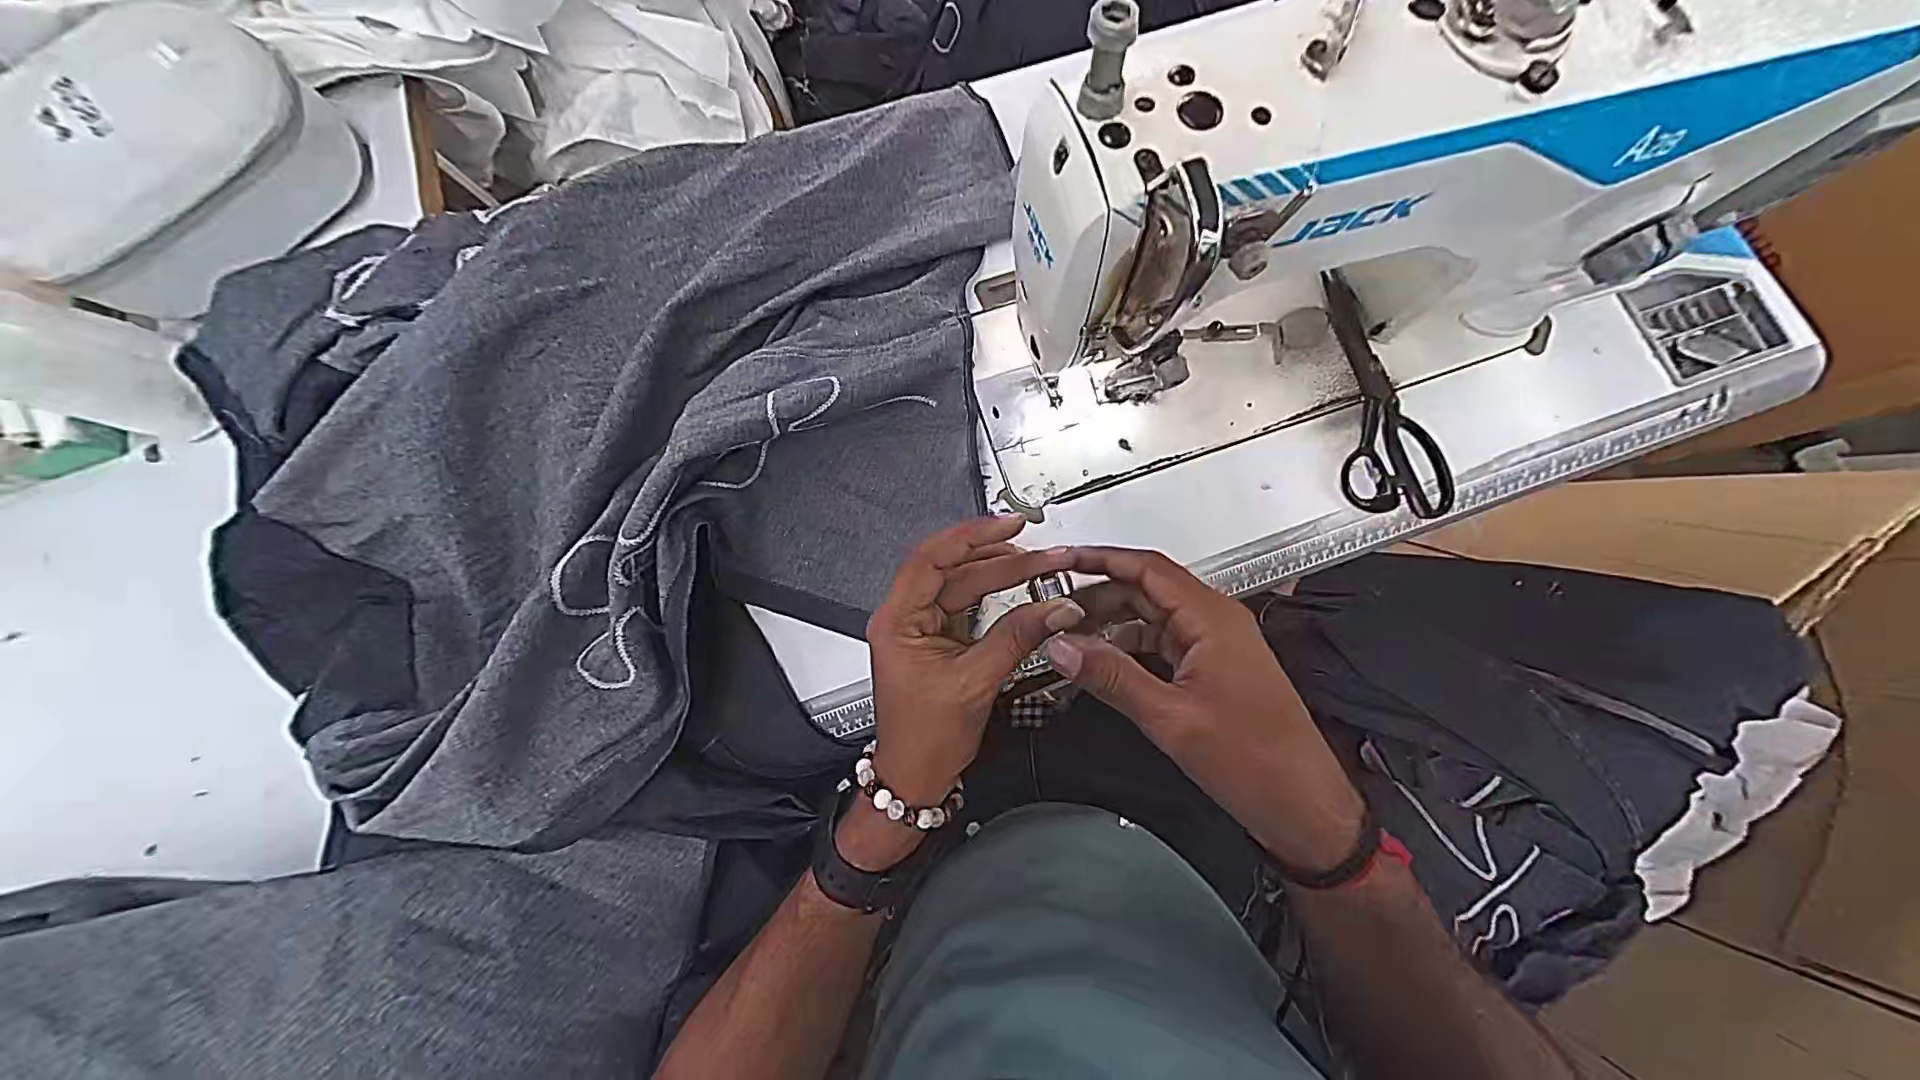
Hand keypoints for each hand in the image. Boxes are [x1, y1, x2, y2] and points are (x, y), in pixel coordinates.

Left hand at [842, 516, 1081, 869]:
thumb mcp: (975, 683)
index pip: (932, 559)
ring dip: (1001, 573)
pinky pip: (969, 604)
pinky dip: (997, 594)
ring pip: (963, 584)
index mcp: (898, 622)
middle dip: (1000, 557)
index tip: (1007, 525)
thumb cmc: (923, 741)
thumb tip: (1053, 609)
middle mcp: (905, 618)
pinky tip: (1020, 586)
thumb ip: (1017, 638)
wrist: (915, 776)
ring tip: (1039, 564)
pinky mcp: (939, 639)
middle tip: (1040, 551)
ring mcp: (922, 627)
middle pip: (953, 569)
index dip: (971, 536)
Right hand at [1043, 547, 1366, 872]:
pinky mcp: (1209, 667)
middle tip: (1058, 608)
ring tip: (1071, 635)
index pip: (1147, 568)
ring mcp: (1213, 644)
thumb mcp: (1171, 718)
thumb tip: (1065, 649)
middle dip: (1098, 595)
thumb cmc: (1260, 761)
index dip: (1102, 559)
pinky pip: (1159, 641)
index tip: (1068, 559)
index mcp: (1212, 619)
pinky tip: (1102, 661)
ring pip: (1149, 616)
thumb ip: (1112, 678)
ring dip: (1110, 623)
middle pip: (1145, 589)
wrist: (1300, 803)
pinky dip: (1127, 646)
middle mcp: (1215, 623)